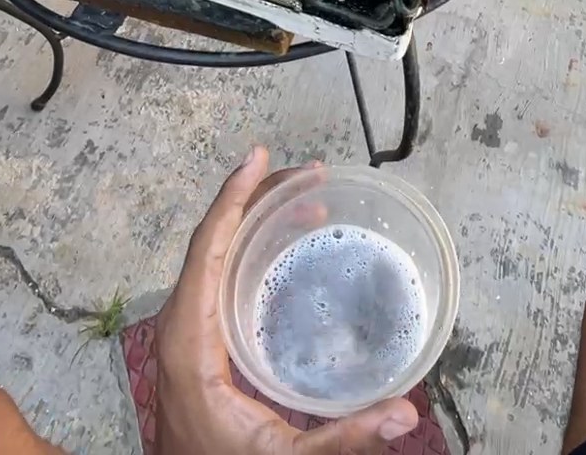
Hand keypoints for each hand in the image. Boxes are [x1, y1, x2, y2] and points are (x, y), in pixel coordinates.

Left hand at [155, 147, 420, 454]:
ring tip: (309, 198)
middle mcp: (181, 319)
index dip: (233, 197)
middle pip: (215, 236)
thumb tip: (404, 412)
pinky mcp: (196, 330)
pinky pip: (217, 266)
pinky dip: (249, 240)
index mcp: (189, 338)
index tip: (259, 158)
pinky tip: (284, 238)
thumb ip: (342, 437)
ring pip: (216, 248)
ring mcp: (186, 323)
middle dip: (261, 196)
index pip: (207, 247)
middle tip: (312, 175)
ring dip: (258, 215)